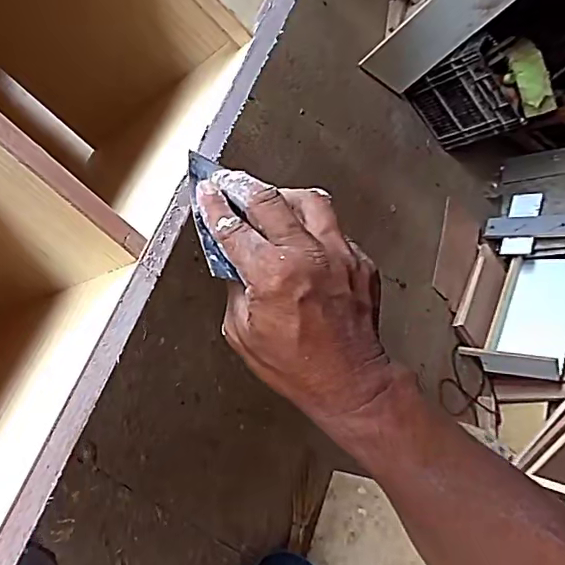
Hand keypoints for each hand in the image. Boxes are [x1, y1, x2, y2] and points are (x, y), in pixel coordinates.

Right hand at [196, 170, 403, 434]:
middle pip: (269, 201)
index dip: (213, 206)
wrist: (351, 382)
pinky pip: (331, 226)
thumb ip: (234, 286)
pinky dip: (308, 221)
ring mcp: (339, 256)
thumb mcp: (241, 329)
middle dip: (240, 187)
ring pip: (310, 201)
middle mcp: (309, 257)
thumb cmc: (297, 365)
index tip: (205, 192)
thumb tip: (230, 260)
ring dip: (280, 194)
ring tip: (263, 195)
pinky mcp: (359, 262)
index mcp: (273, 275)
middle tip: (226, 182)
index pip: (233, 227)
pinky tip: (295, 229)